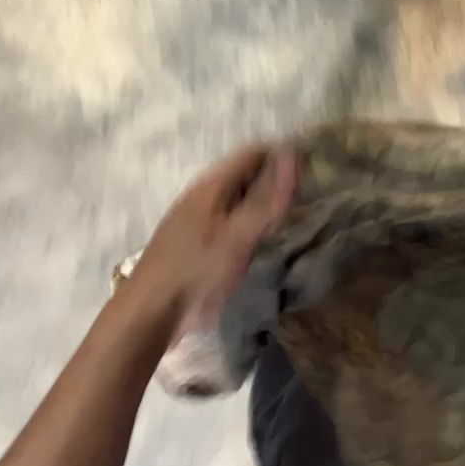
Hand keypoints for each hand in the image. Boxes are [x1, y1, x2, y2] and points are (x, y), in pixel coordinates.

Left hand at [129, 143, 298, 329]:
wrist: (151, 312)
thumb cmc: (197, 270)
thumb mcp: (238, 236)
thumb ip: (267, 199)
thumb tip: (292, 154)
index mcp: (211, 184)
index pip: (254, 152)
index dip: (282, 156)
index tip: (313, 168)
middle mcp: (204, 194)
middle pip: (246, 174)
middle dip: (275, 179)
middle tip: (310, 194)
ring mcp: (198, 217)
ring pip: (238, 198)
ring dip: (264, 201)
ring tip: (295, 214)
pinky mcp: (198, 241)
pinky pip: (231, 219)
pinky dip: (251, 222)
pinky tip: (264, 238)